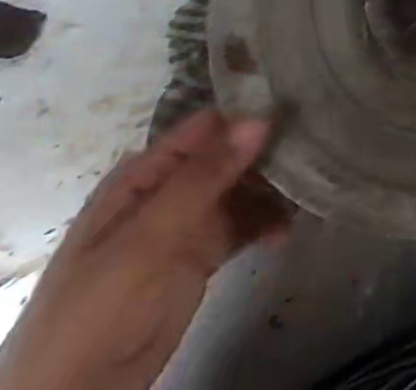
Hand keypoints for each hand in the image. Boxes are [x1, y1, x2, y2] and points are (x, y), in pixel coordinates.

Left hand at [0, 110, 289, 389]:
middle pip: (232, 156)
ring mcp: (187, 224)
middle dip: (272, 153)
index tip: (300, 109)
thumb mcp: (147, 238)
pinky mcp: (204, 253)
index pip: (207, 128)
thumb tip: (261, 119)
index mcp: (144, 176)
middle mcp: (170, 191)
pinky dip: (268, 223)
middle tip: (319, 151)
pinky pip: (245, 225)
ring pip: (244, 189)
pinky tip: (286, 232)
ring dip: (275, 190)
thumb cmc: (97, 307)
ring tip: (310, 193)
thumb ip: (203, 178)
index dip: (251, 116)